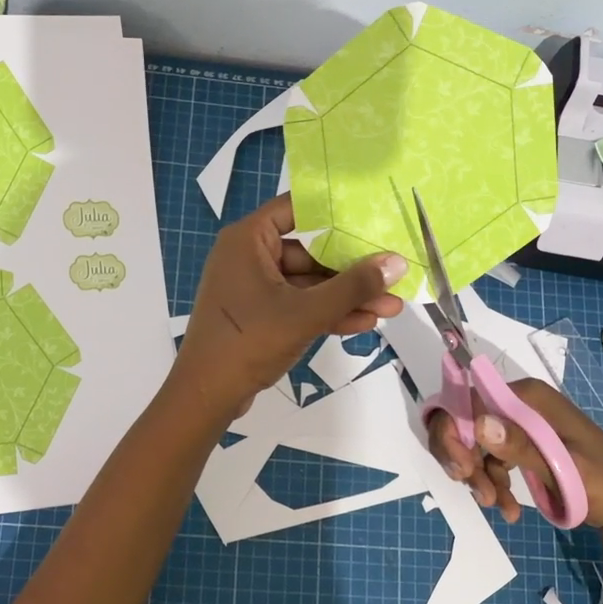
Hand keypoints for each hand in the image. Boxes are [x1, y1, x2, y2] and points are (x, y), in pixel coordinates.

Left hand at [173, 195, 405, 416]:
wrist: (206, 395)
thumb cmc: (248, 341)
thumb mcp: (306, 312)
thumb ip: (353, 287)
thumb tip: (397, 262)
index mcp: (249, 240)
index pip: (297, 208)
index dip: (336, 210)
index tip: (374, 216)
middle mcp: (249, 256)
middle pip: (311, 250)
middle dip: (353, 269)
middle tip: (393, 274)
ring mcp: (254, 288)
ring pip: (309, 284)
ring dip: (346, 297)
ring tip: (391, 306)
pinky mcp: (260, 316)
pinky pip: (299, 305)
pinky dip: (327, 313)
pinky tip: (364, 323)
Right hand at [427, 378, 602, 529]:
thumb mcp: (564, 468)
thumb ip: (521, 447)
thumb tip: (479, 423)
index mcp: (530, 398)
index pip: (469, 399)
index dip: (454, 431)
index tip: (463, 468)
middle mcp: (520, 405)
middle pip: (464, 421)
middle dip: (462, 456)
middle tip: (474, 487)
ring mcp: (520, 427)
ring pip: (473, 446)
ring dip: (478, 477)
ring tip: (497, 504)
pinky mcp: (521, 448)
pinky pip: (489, 462)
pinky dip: (491, 485)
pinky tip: (507, 509)